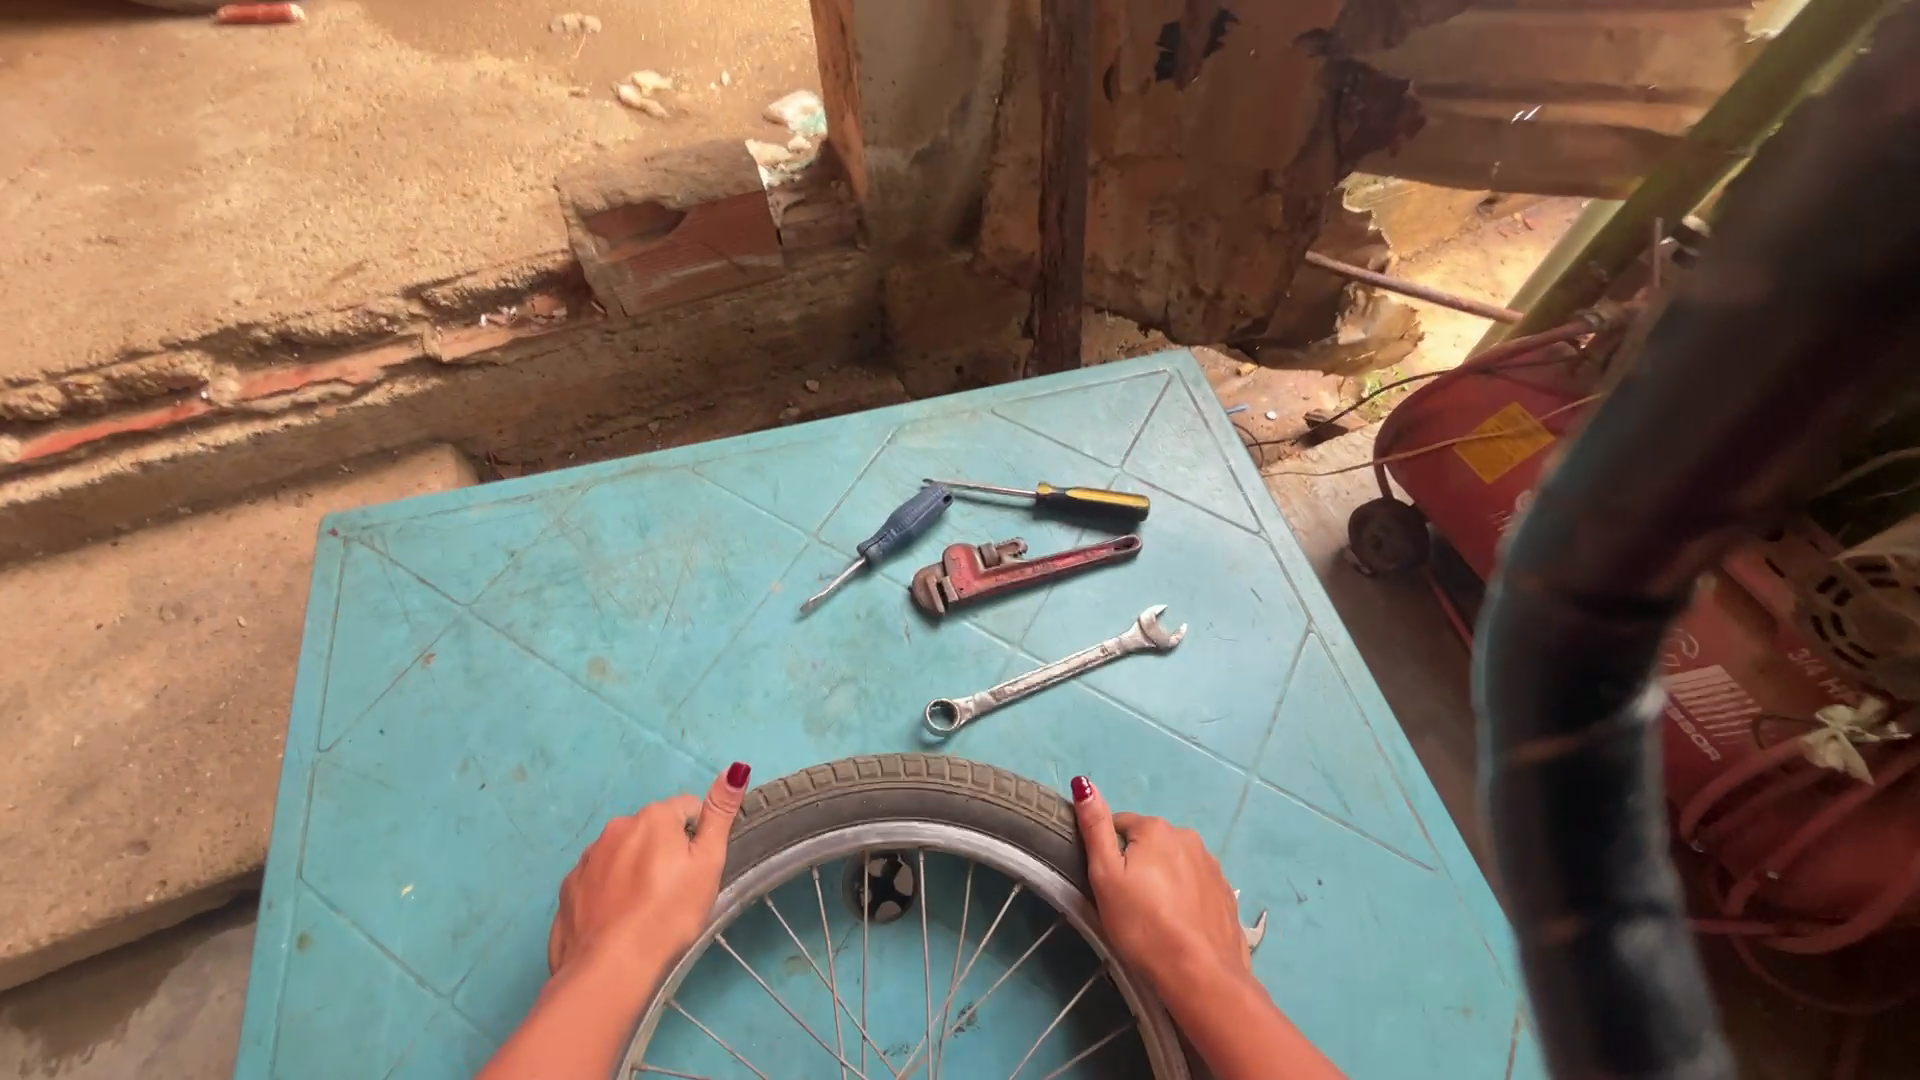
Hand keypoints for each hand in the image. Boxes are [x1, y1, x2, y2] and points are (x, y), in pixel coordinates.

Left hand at [547, 762, 749, 975]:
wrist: (608, 971)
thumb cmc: (669, 914)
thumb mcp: (708, 863)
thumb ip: (720, 813)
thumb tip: (735, 769)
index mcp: (653, 818)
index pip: (688, 810)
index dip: (698, 839)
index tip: (696, 872)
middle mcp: (616, 828)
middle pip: (653, 831)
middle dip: (665, 852)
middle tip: (674, 893)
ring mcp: (587, 859)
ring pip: (624, 855)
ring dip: (635, 870)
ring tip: (644, 911)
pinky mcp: (567, 890)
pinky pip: (599, 880)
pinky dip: (610, 893)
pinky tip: (617, 922)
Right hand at [1071, 776, 1249, 995]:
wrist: (1202, 976)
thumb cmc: (1143, 924)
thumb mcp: (1106, 875)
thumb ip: (1095, 827)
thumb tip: (1084, 782)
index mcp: (1156, 828)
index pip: (1119, 826)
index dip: (1109, 855)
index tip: (1108, 886)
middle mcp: (1187, 837)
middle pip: (1148, 844)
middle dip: (1137, 866)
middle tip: (1128, 905)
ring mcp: (1212, 866)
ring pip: (1174, 864)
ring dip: (1163, 880)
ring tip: (1155, 919)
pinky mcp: (1226, 894)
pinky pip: (1195, 885)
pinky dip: (1185, 898)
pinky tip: (1180, 926)